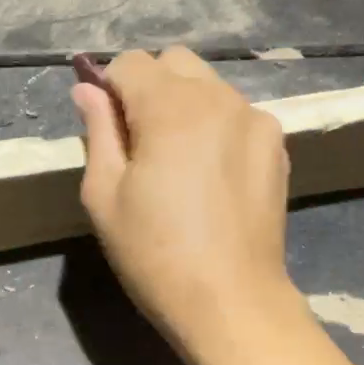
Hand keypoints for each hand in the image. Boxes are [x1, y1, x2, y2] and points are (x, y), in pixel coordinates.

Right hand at [73, 47, 302, 357]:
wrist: (230, 301)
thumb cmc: (155, 255)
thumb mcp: (105, 197)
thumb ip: (97, 132)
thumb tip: (87, 89)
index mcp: (171, 107)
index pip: (130, 63)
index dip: (109, 89)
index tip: (107, 131)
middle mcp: (219, 98)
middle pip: (174, 64)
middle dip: (150, 89)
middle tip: (140, 145)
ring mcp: (255, 119)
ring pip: (209, 87)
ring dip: (185, 107)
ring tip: (178, 164)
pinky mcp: (276, 145)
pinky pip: (237, 115)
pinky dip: (217, 128)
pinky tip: (211, 177)